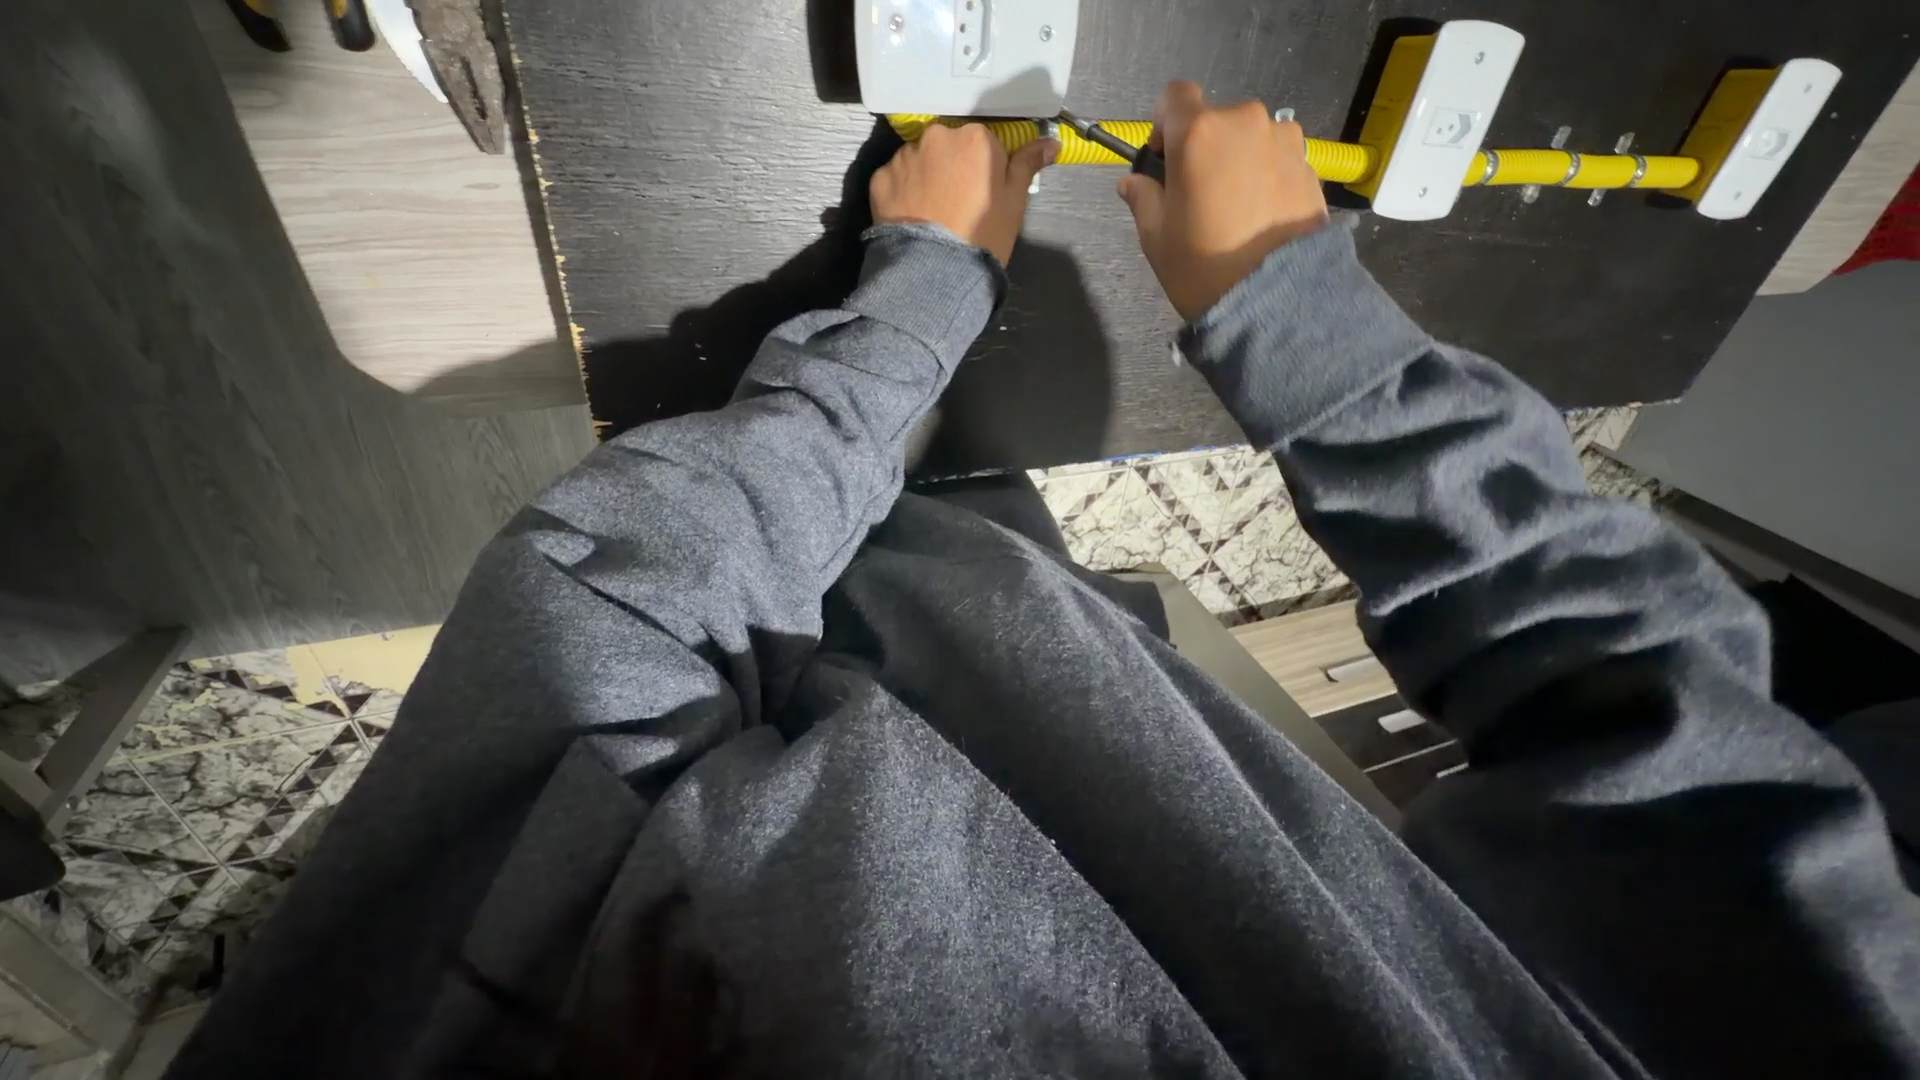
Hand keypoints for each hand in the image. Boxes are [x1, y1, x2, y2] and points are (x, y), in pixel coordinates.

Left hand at [871, 123, 1058, 267]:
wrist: (935, 271)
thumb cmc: (983, 235)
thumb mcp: (1015, 202)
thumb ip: (1028, 165)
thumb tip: (1050, 142)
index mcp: (974, 138)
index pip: (983, 143)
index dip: (984, 170)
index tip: (982, 196)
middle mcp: (936, 137)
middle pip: (947, 147)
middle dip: (951, 168)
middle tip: (955, 206)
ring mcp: (905, 157)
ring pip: (919, 160)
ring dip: (925, 178)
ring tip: (931, 214)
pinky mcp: (880, 179)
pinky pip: (895, 179)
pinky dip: (902, 193)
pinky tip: (911, 217)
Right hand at [1118, 82, 1329, 321]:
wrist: (1273, 297)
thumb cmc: (1202, 264)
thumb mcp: (1155, 236)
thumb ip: (1142, 198)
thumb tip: (1134, 182)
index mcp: (1199, 132)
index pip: (1174, 96)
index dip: (1163, 123)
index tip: (1163, 159)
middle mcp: (1245, 120)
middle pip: (1215, 119)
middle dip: (1203, 147)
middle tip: (1197, 194)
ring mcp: (1284, 139)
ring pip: (1248, 137)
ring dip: (1237, 159)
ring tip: (1234, 208)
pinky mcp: (1309, 163)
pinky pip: (1275, 158)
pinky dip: (1263, 175)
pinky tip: (1259, 216)